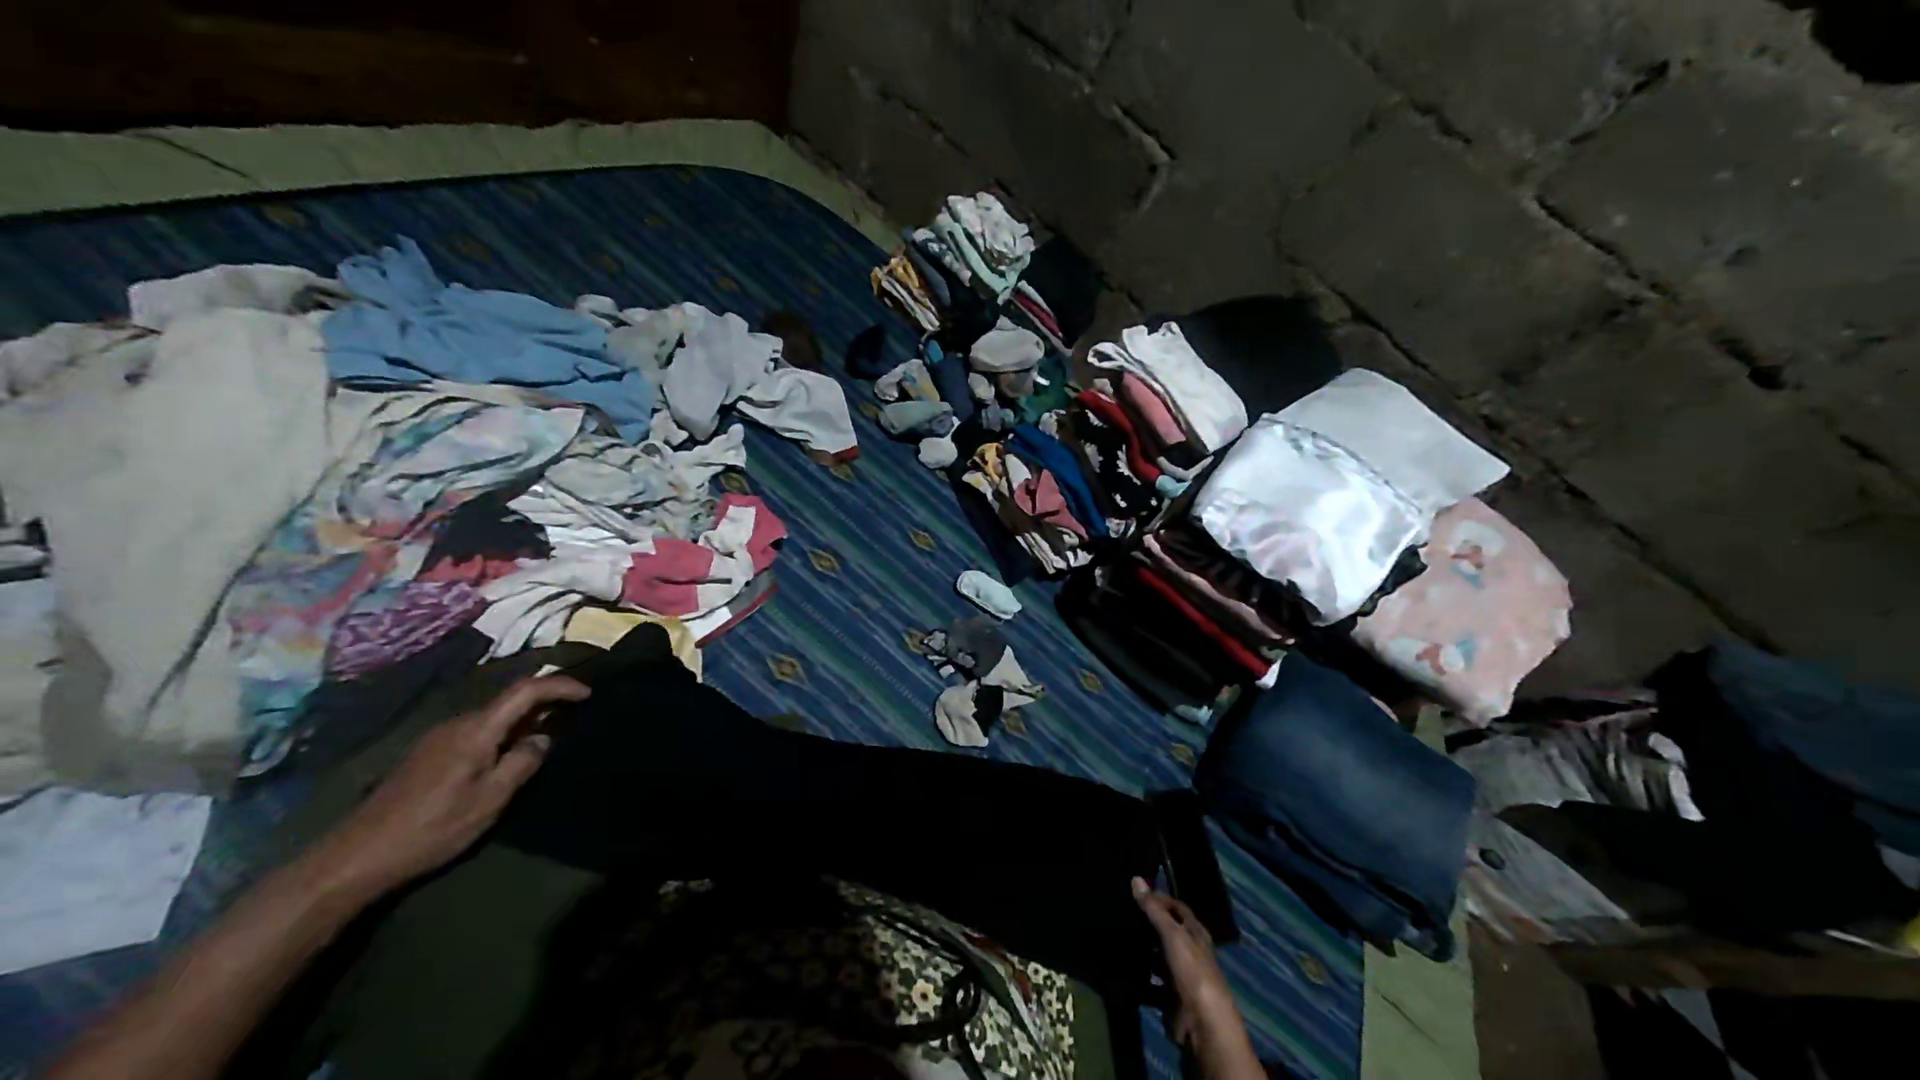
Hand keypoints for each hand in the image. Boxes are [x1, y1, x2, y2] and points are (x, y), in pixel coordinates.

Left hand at [307, 676, 590, 899]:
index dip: (561, 686)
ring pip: (493, 716)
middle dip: (545, 702)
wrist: (356, 858)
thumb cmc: (432, 828)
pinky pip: (477, 731)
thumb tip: (543, 738)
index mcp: (476, 730)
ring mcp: (438, 737)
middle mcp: (457, 723)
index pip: (526, 690)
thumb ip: (523, 763)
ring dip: (524, 720)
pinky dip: (503, 733)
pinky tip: (507, 756)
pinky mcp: (427, 754)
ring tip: (548, 737)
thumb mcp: (490, 800)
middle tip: (575, 717)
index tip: (589, 694)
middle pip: (509, 700)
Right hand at [1134, 876, 1240, 1047]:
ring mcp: (1180, 973)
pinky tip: (1120, 965)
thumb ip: (1154, 909)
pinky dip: (1138, 973)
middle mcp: (1189, 950)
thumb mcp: (1173, 934)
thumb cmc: (1193, 970)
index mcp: (1195, 932)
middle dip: (1147, 922)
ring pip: (1157, 954)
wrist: (1203, 1022)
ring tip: (1115, 934)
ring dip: (1141, 947)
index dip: (1159, 897)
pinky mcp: (1170, 993)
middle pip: (1167, 930)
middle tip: (1120, 911)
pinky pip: (1151, 978)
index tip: (1135, 890)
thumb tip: (1136, 878)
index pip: (1177, 907)